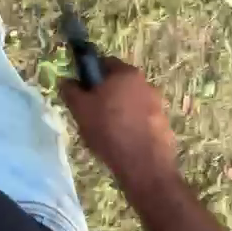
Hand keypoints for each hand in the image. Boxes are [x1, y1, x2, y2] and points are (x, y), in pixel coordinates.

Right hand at [59, 57, 180, 201]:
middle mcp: (145, 83)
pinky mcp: (164, 125)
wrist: (144, 167)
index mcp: (126, 73)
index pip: (105, 63)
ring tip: (107, 133)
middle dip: (107, 95)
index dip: (91, 76)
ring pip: (132, 102)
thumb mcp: (80, 109)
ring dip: (121, 111)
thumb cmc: (109, 129)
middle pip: (120, 83)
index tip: (84, 93)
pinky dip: (133, 126)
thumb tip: (66, 81)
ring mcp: (158, 105)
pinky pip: (142, 120)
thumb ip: (71, 91)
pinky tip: (123, 143)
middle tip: (92, 114)